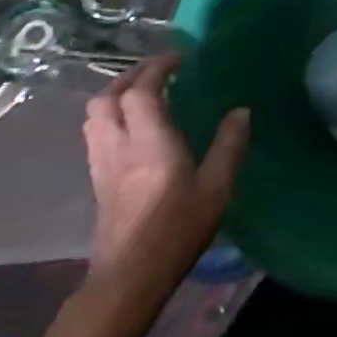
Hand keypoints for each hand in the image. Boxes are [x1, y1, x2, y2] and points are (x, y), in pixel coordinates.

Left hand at [82, 53, 249, 297]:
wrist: (130, 278)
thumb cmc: (178, 230)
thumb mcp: (217, 188)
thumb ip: (229, 146)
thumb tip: (241, 111)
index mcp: (150, 143)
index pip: (141, 91)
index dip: (157, 67)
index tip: (179, 57)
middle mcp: (119, 146)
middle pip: (107, 98)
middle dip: (130, 76)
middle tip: (158, 71)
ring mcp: (102, 165)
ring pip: (94, 116)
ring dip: (115, 94)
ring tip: (142, 92)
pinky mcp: (97, 182)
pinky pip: (96, 135)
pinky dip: (111, 117)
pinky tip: (132, 127)